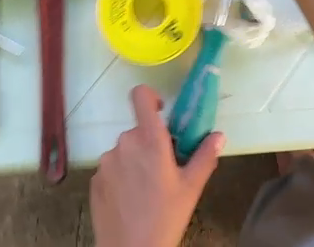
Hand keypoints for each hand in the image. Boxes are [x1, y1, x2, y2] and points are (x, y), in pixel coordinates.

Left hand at [91, 86, 221, 246]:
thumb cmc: (166, 218)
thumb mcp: (191, 188)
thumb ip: (205, 156)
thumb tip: (219, 135)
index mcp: (150, 139)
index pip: (140, 95)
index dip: (150, 97)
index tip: (160, 112)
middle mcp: (125, 142)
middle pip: (138, 131)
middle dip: (149, 144)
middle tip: (162, 171)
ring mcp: (106, 161)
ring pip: (124, 151)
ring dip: (134, 162)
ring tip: (145, 191)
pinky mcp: (94, 179)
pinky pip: (111, 168)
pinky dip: (120, 177)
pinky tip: (129, 201)